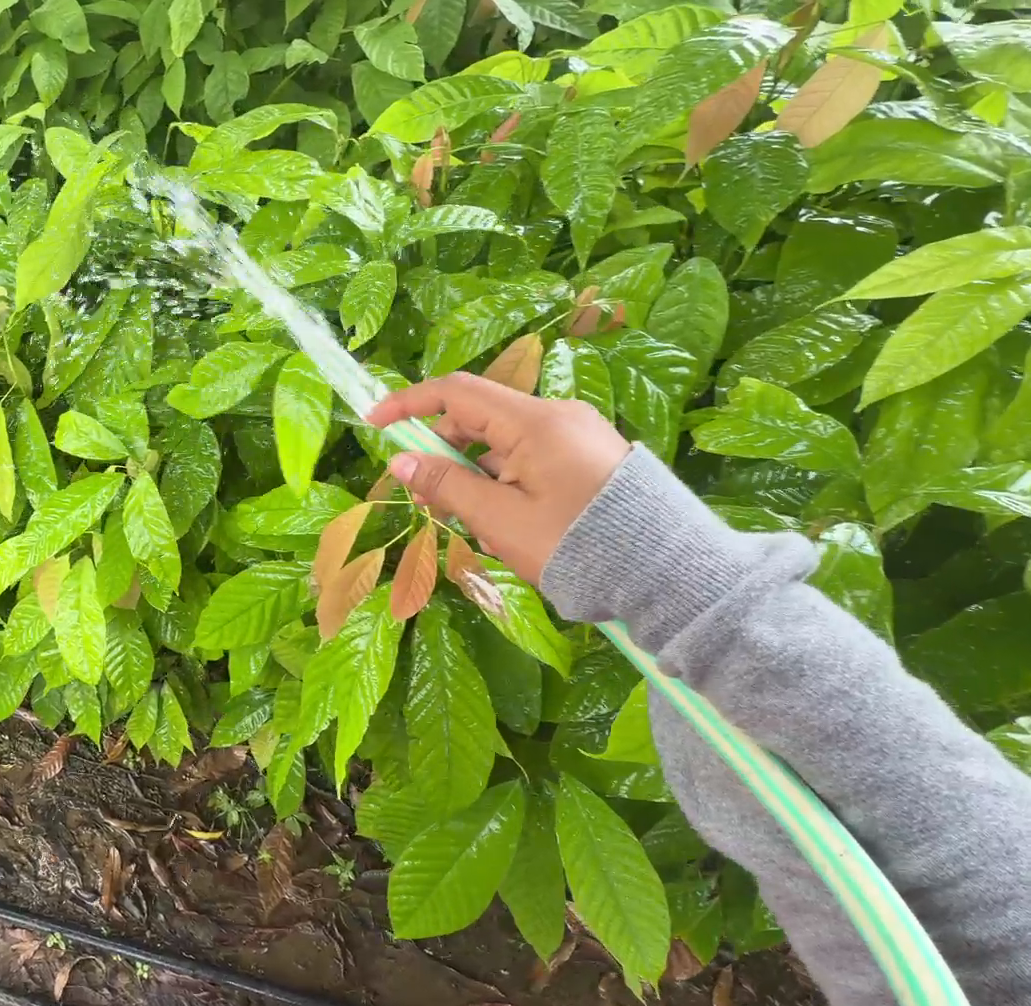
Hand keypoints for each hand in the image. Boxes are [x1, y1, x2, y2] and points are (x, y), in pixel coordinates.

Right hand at [366, 373, 630, 585]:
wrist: (668, 574)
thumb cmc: (574, 544)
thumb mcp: (498, 518)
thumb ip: (445, 484)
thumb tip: (401, 461)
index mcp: (535, 422)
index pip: (457, 392)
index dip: (410, 403)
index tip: (376, 422)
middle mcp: (557, 417)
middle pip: (478, 417)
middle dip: (440, 450)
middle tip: (422, 495)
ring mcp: (576, 436)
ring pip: (501, 442)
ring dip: (469, 472)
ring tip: (464, 519)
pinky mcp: (587, 458)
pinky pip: (527, 457)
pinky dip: (499, 479)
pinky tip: (499, 519)